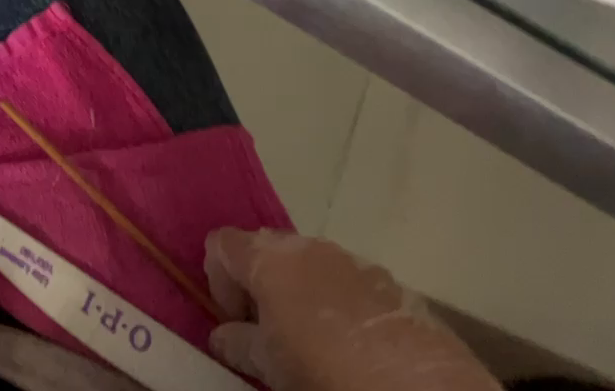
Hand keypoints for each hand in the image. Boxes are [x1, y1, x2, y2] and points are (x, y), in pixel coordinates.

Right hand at [204, 229, 501, 390]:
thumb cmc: (326, 371)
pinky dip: (341, 306)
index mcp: (269, 258)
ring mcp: (355, 262)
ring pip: (310, 266)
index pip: (220, 243)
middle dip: (259, 285)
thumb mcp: (270, 366)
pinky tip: (356, 348)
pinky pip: (351, 286)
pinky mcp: (397, 287)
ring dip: (300, 295)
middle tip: (269, 333)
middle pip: (266, 250)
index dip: (218, 278)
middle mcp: (308, 246)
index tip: (233, 319)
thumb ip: (237, 342)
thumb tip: (225, 335)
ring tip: (314, 342)